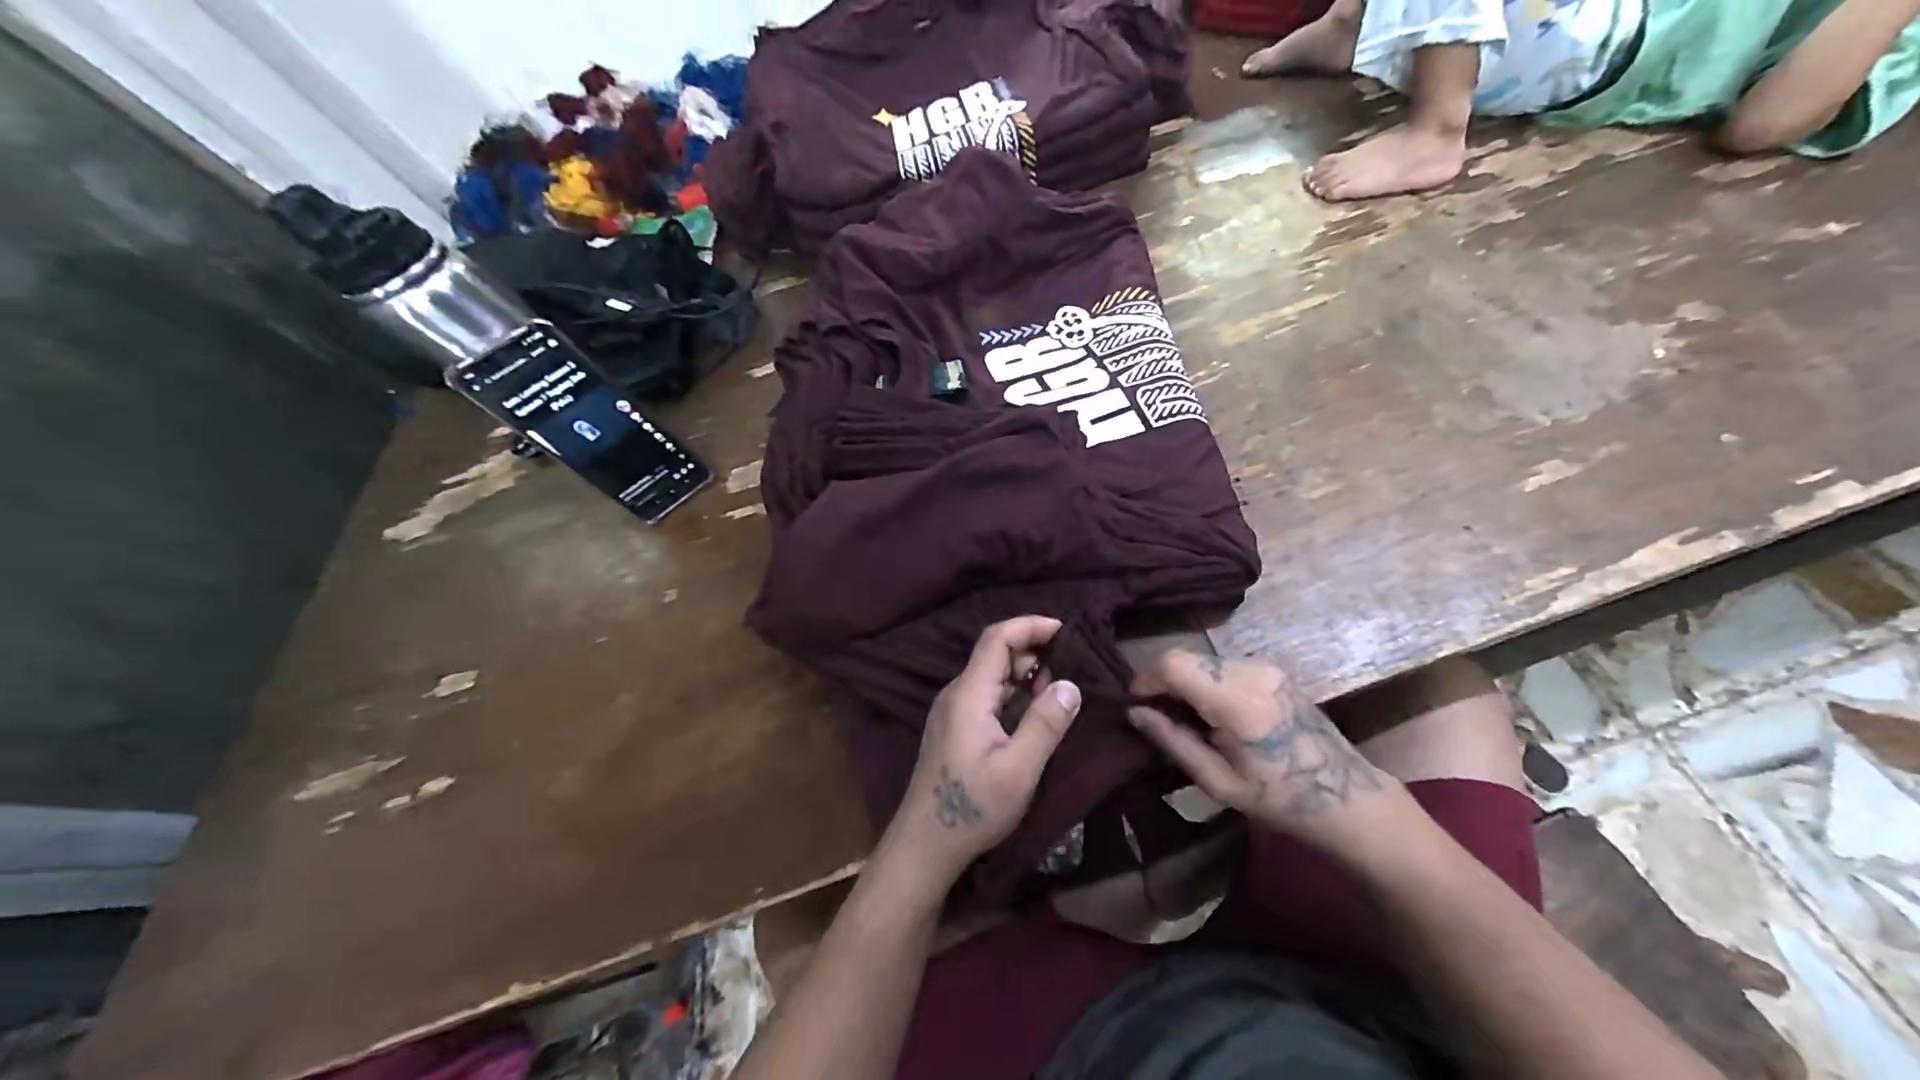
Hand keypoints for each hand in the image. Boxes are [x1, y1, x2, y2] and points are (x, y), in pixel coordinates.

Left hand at [878, 617, 1082, 889]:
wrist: (925, 844)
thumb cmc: (973, 807)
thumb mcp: (1019, 770)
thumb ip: (1045, 724)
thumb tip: (1071, 685)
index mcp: (969, 694)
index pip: (997, 638)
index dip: (1030, 626)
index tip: (1066, 632)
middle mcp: (956, 694)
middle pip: (995, 655)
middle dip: (1034, 658)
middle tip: (1068, 683)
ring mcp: (952, 711)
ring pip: (992, 678)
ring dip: (1026, 681)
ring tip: (1056, 705)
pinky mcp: (954, 728)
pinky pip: (987, 698)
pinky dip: (1013, 698)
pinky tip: (1032, 722)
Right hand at [1128, 651, 1401, 854]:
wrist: (1349, 798)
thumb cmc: (1280, 800)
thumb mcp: (1218, 782)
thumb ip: (1174, 741)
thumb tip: (1134, 713)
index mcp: (1237, 701)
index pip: (1173, 665)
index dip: (1146, 681)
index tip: (1137, 707)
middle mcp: (1252, 672)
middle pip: (1185, 659)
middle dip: (1164, 683)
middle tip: (1160, 718)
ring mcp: (1266, 667)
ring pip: (1202, 660)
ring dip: (1186, 683)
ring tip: (1188, 720)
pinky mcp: (1273, 669)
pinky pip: (1223, 665)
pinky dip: (1207, 683)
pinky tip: (1214, 714)